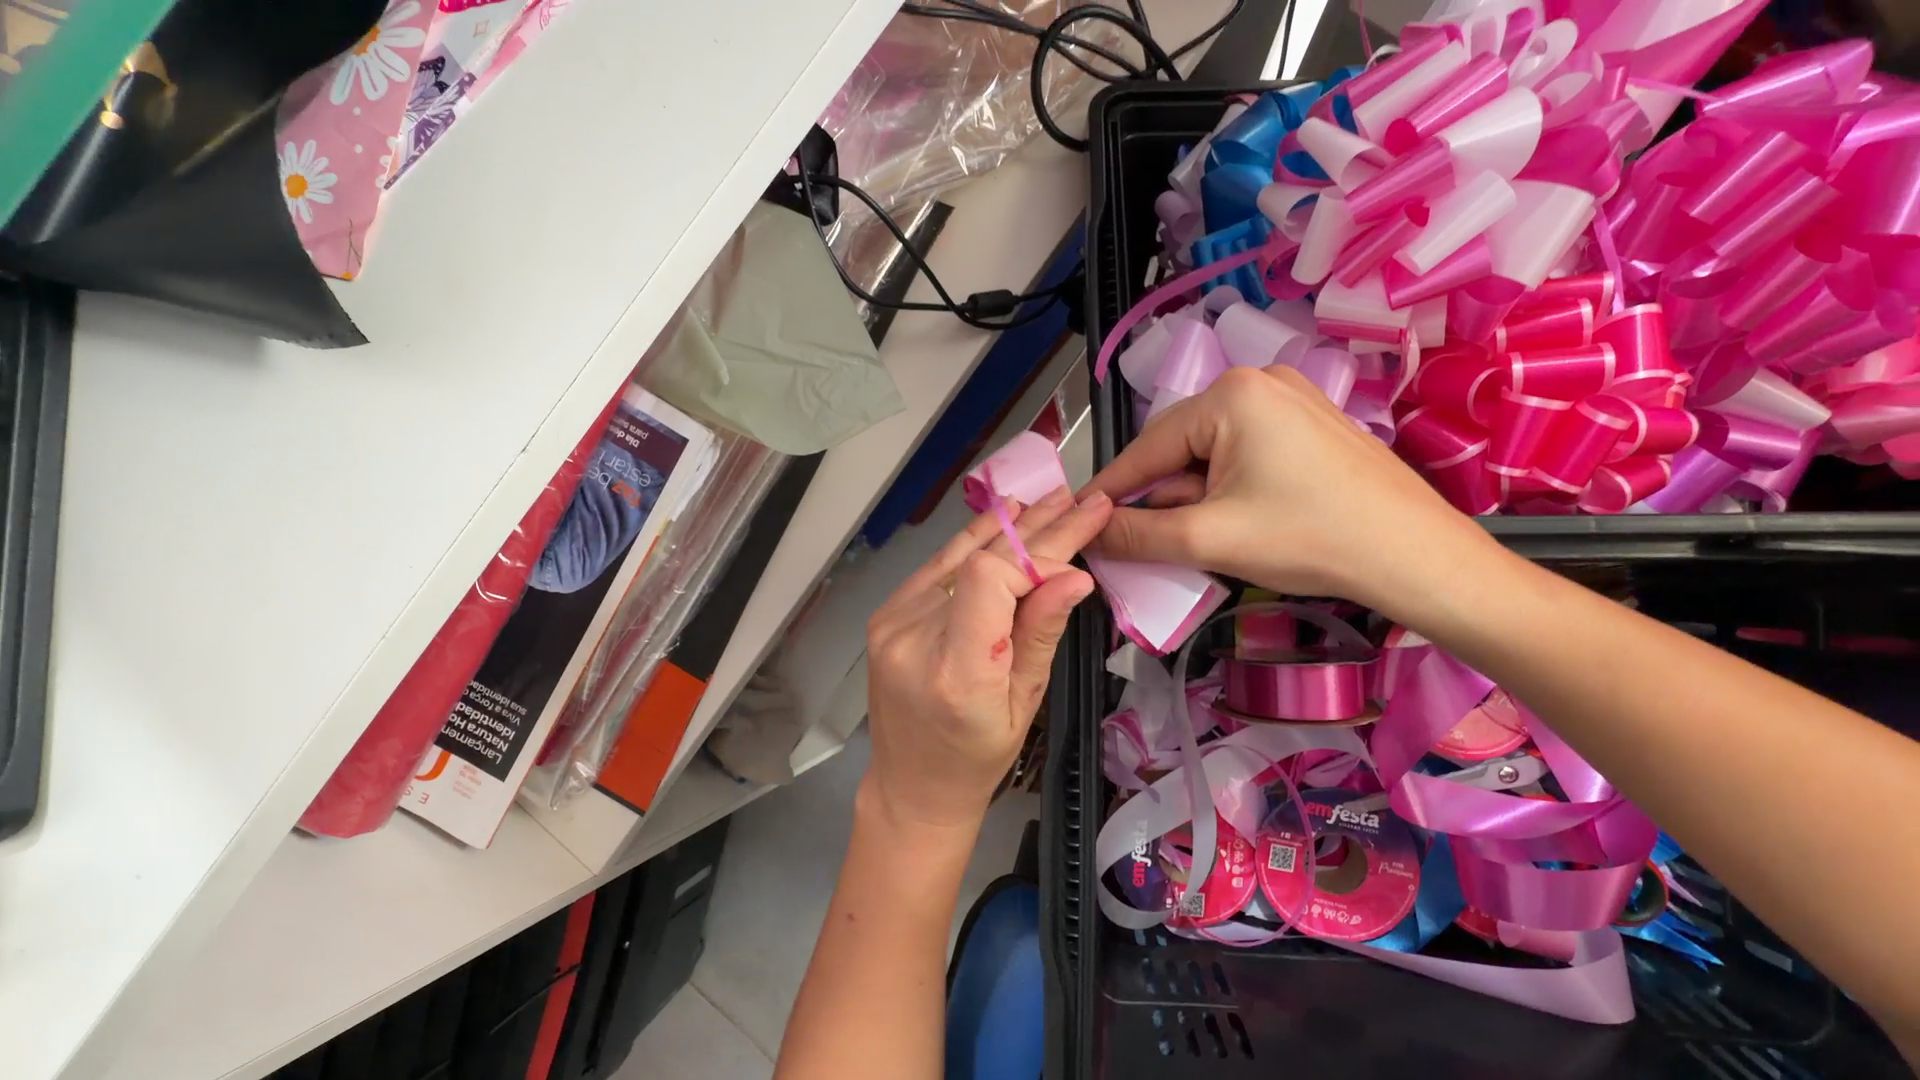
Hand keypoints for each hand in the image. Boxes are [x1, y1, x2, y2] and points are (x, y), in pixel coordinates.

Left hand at [863, 486, 1111, 830]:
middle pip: (980, 560)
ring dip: (1010, 526)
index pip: (991, 579)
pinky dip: (974, 542)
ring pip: (959, 556)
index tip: (1083, 536)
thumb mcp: (1024, 703)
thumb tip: (1073, 576)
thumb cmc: (977, 758)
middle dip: (1039, 529)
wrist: (912, 783)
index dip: (1041, 551)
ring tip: (1053, 501)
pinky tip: (1004, 516)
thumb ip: (1040, 633)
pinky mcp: (887, 616)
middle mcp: (914, 639)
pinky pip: (938, 569)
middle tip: (1083, 503)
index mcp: (956, 671)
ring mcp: (893, 623)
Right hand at [1081, 365, 1490, 611]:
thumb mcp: (1208, 539)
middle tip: (1161, 545)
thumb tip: (1088, 532)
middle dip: (1166, 497)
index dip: (1111, 490)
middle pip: (1179, 447)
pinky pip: (1246, 452)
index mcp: (1230, 396)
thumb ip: (1136, 533)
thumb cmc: (1311, 538)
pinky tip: (1246, 521)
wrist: (1415, 557)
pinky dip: (1230, 487)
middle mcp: (1259, 383)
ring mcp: (1292, 400)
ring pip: (1212, 453)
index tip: (1080, 519)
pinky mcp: (1312, 425)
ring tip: (1216, 538)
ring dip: (1198, 496)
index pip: (1146, 447)